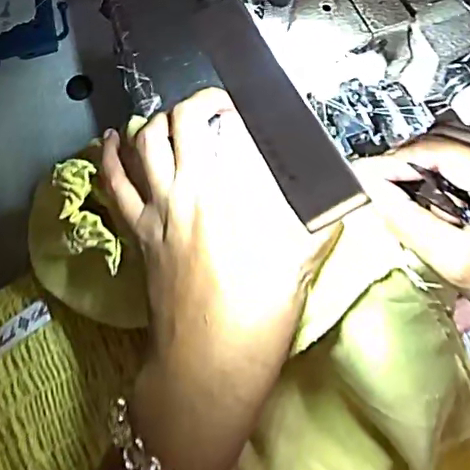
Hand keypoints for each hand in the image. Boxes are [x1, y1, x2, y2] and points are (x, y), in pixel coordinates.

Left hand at [98, 88, 333, 469]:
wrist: (208, 368)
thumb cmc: (259, 315)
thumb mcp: (304, 258)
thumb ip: (325, 213)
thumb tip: (358, 185)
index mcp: (233, 190)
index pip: (234, 127)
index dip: (244, 111)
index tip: (254, 114)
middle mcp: (191, 187)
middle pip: (185, 119)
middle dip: (204, 102)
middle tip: (220, 108)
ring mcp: (159, 206)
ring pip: (148, 141)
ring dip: (162, 119)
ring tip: (176, 116)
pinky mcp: (137, 229)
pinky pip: (115, 183)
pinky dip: (111, 155)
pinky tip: (114, 136)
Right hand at [353, 135, 469, 402]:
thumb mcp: (462, 265)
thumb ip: (408, 220)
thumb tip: (373, 189)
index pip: (442, 148)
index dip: (398, 160)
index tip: (367, 173)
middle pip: (453, 140)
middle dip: (412, 162)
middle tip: (381, 185)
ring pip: (464, 149)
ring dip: (432, 169)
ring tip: (410, 197)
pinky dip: (454, 180)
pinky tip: (442, 205)